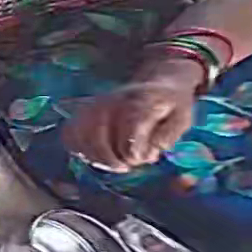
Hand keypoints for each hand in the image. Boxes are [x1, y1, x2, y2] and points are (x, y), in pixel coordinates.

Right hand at [62, 58, 202, 171]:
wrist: (152, 85)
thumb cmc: (169, 106)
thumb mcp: (183, 118)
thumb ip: (168, 135)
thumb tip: (151, 152)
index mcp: (140, 101)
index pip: (128, 127)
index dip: (132, 148)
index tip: (141, 160)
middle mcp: (110, 103)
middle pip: (99, 135)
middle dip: (112, 157)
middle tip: (127, 167)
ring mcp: (90, 108)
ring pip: (81, 138)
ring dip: (95, 157)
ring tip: (113, 165)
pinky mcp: (78, 115)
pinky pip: (69, 136)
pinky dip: (78, 150)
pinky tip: (95, 157)